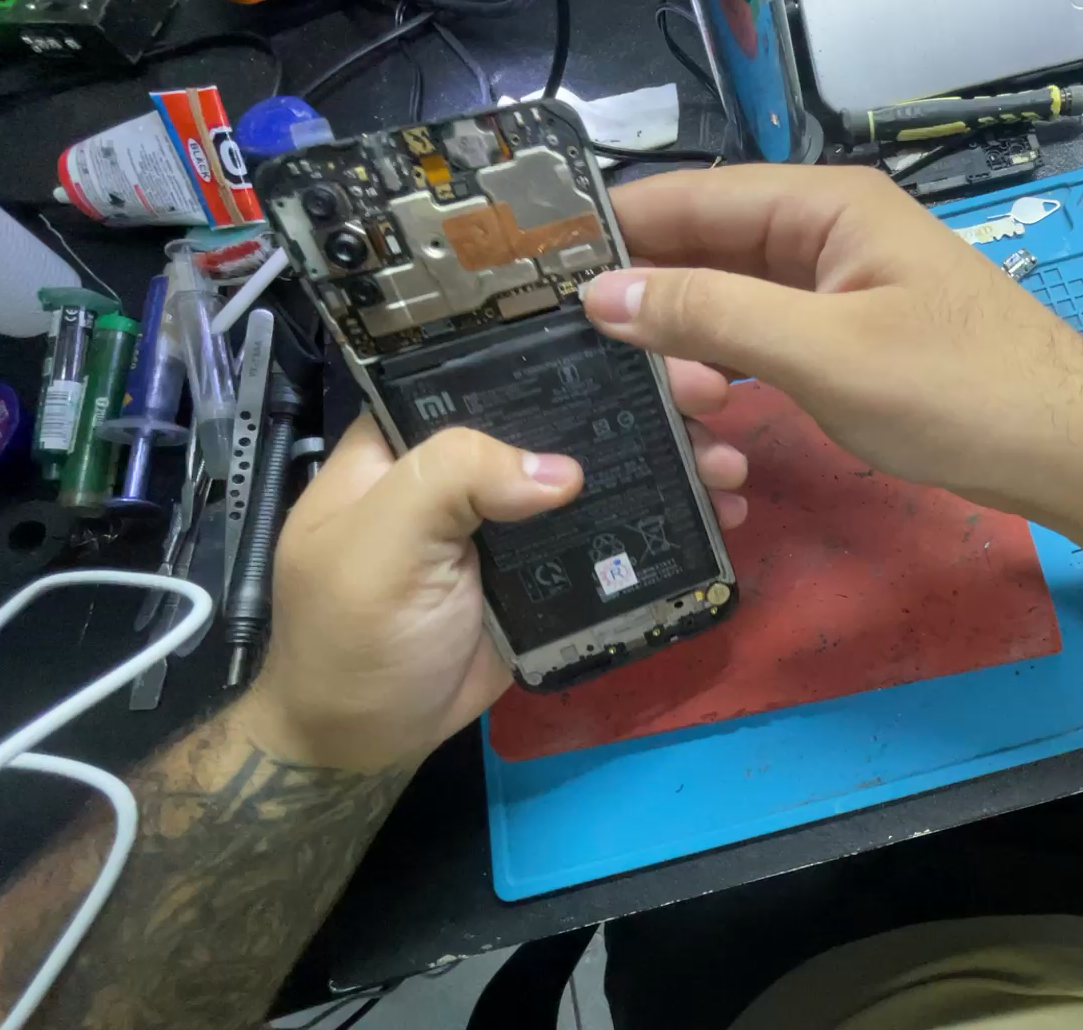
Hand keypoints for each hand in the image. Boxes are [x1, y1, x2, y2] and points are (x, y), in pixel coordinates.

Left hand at [240, 360, 749, 771]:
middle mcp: (478, 464)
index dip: (574, 352)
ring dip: (672, 462)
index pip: (498, 369)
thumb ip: (450, 481)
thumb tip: (565, 472)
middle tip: (713, 400)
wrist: (372, 734)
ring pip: (607, 471)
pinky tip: (715, 513)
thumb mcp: (378, 547)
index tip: (651, 347)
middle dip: (649, 404)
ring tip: (729, 466)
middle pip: (572, 416)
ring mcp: (522, 515)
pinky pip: (618, 529)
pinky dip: (666, 520)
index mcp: (420, 438)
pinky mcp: (557, 562)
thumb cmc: (354, 632)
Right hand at [583, 165, 1082, 514]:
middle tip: (616, 377)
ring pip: (732, 308)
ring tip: (684, 412)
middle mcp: (824, 235)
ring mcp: (835, 291)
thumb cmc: (955, 391)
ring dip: (696, 355)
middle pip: (706, 255)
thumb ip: (712, 314)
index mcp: (822, 206)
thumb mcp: (824, 351)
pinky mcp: (846, 341)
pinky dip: (736, 376)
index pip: (690, 197)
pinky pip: (766, 345)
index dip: (616, 232)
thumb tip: (606, 293)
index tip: (544, 280)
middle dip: (657, 311)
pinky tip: (717, 415)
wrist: (1057, 448)